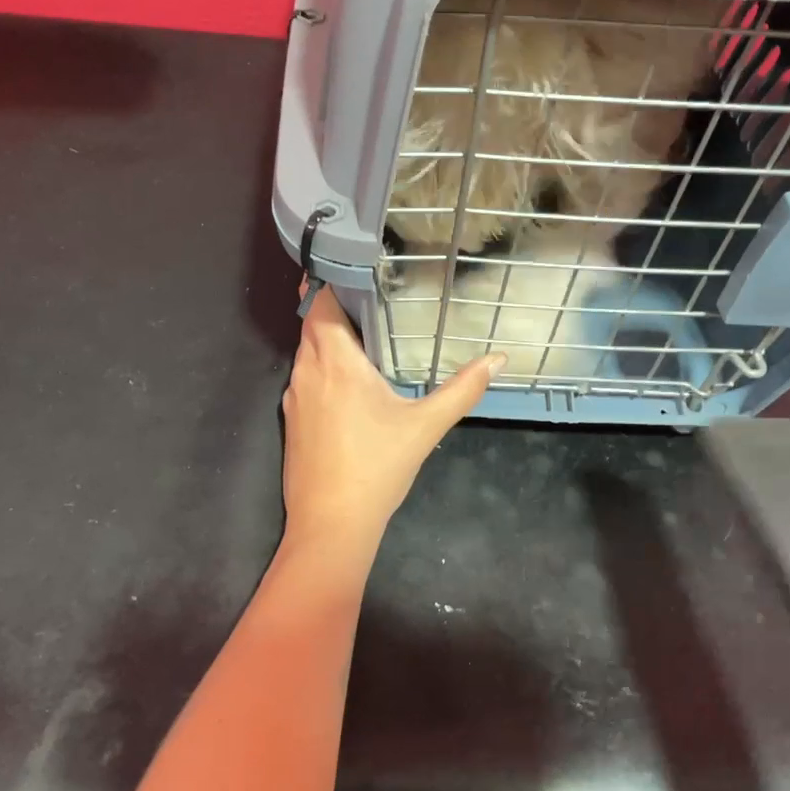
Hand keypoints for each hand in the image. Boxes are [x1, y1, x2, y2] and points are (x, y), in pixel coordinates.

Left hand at [282, 282, 503, 544]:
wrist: (331, 524)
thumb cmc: (377, 468)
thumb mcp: (425, 426)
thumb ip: (463, 390)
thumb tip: (499, 359)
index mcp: (335, 362)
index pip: (320, 303)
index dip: (331, 280)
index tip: (354, 266)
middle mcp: (307, 371)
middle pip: (311, 323)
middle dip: (334, 306)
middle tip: (369, 294)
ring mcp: (294, 397)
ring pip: (306, 351)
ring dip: (328, 338)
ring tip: (364, 331)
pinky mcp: (291, 420)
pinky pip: (305, 377)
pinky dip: (322, 366)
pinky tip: (348, 381)